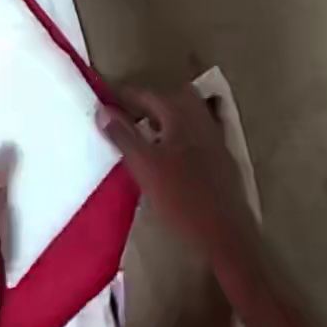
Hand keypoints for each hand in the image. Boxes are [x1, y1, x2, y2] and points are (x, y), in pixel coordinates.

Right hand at [97, 86, 258, 260]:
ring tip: (147, 131)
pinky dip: (183, 130)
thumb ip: (122, 136)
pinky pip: (200, 129)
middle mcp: (201, 117)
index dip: (126, 95)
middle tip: (129, 114)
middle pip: (173, 96)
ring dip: (167, 115)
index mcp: (181, 114)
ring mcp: (215, 135)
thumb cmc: (181, 198)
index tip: (107, 99)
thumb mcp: (144, 166)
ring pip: (188, 112)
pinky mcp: (222, 154)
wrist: (224, 231)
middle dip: (150, 101)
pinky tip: (174, 149)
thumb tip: (103, 110)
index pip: (149, 94)